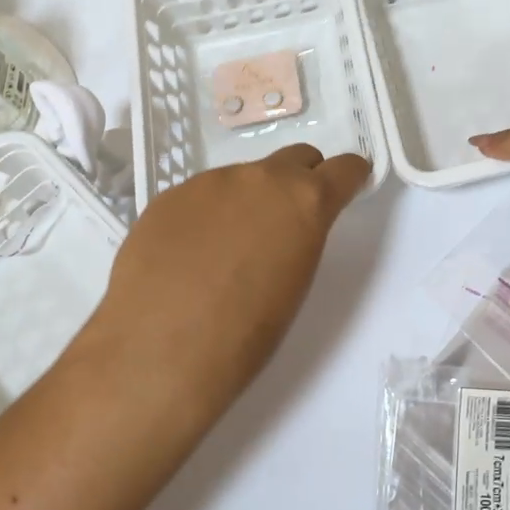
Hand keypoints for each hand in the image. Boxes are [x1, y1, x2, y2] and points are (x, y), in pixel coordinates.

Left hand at [74, 144, 369, 412]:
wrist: (159, 350)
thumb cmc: (245, 335)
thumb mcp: (296, 284)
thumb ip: (300, 239)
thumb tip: (287, 230)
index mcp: (304, 201)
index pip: (344, 169)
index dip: (350, 179)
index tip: (348, 190)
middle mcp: (258, 179)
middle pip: (295, 158)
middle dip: (301, 181)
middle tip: (290, 222)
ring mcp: (208, 183)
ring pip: (243, 180)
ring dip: (248, 202)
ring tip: (227, 252)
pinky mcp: (167, 198)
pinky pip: (200, 198)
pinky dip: (206, 217)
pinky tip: (189, 257)